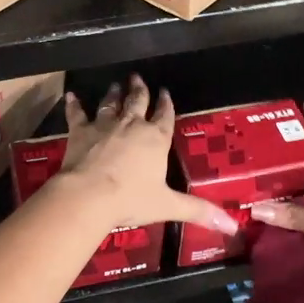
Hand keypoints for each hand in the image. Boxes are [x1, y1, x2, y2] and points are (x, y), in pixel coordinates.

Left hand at [56, 75, 237, 234]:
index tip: (165, 92)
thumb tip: (232, 225)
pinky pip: (77, 113)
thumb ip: (198, 211)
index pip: (165, 116)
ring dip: (113, 94)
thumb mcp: (168, 205)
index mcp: (156, 139)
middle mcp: (132, 125)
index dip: (166, 105)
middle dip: (139, 89)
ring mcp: (104, 125)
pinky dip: (75, 105)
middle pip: (137, 102)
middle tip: (137, 78)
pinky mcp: (80, 131)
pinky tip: (72, 96)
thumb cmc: (131, 199)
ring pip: (111, 103)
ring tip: (116, 85)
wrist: (90, 194)